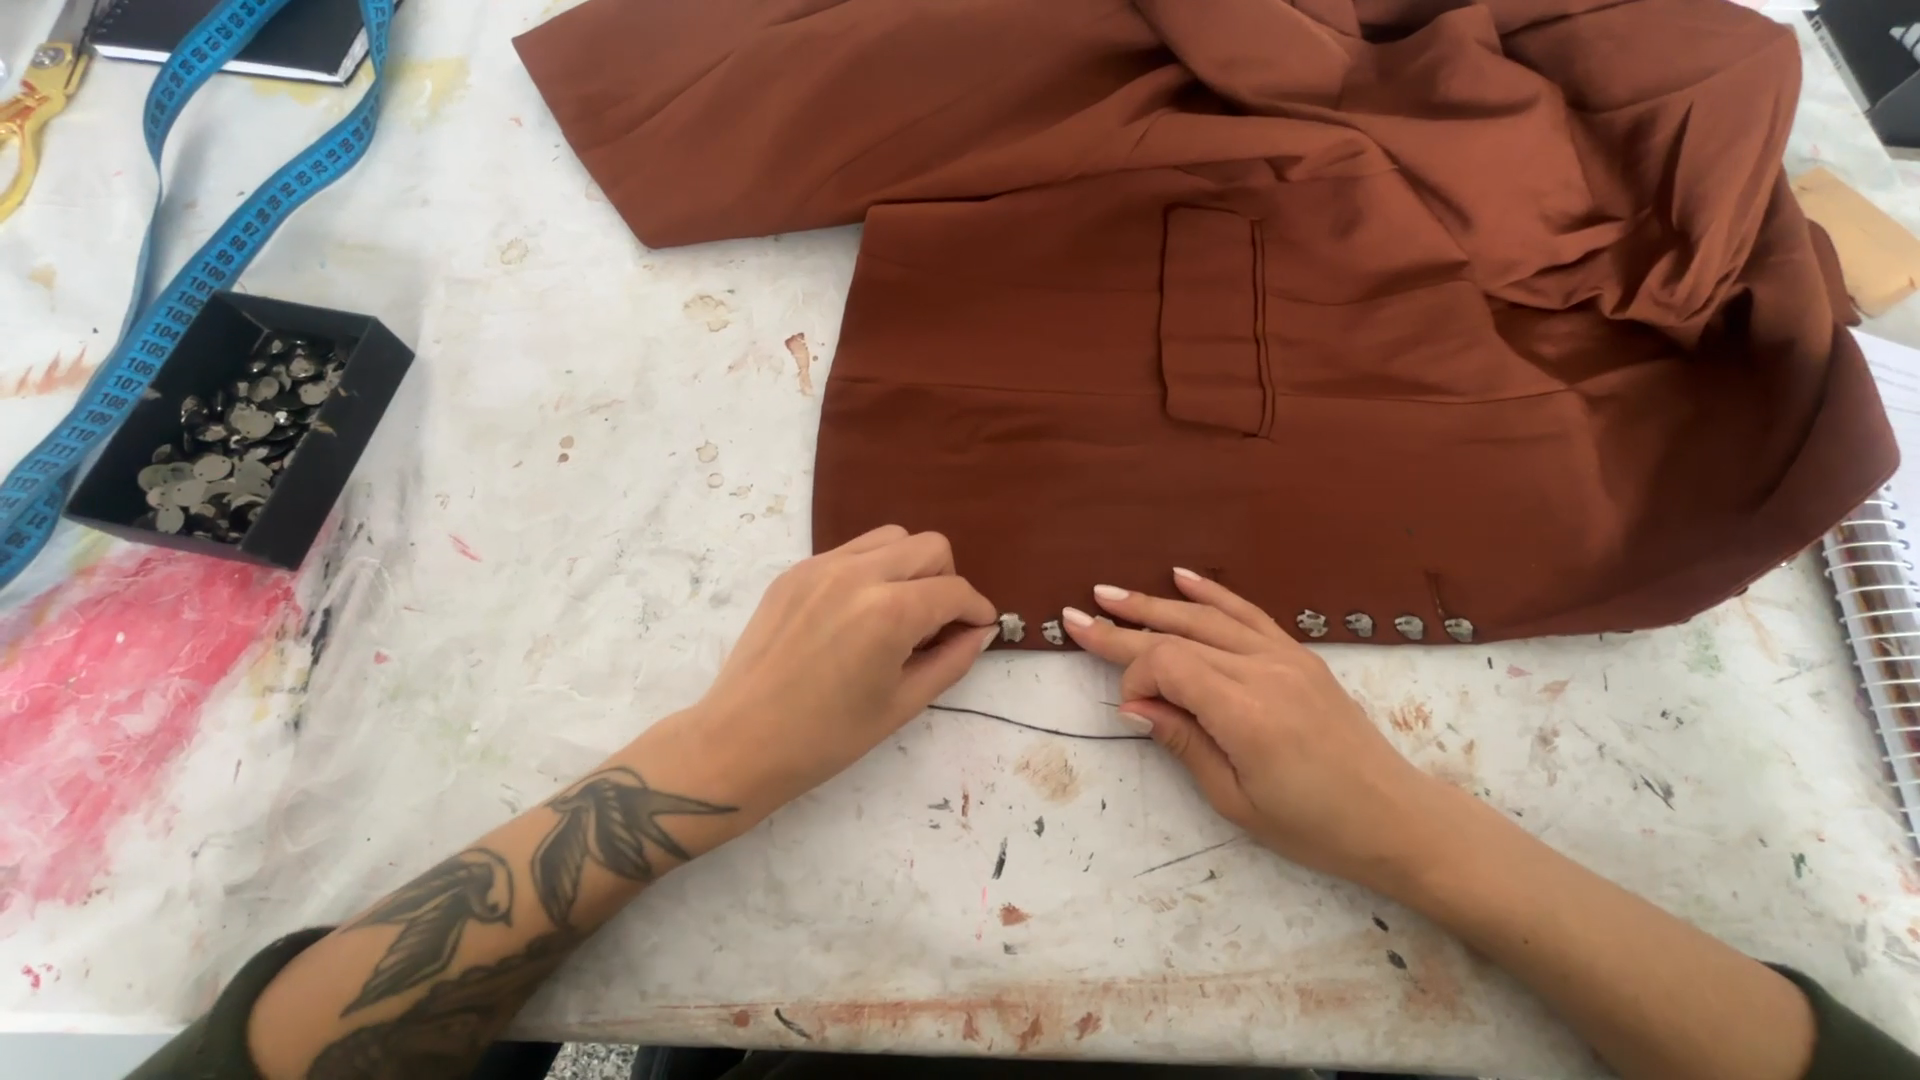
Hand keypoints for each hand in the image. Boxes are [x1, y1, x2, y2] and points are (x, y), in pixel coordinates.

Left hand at [685, 525, 998, 808]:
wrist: (740, 741)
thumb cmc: (827, 737)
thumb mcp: (903, 704)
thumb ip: (952, 660)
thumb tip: (981, 631)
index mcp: (890, 612)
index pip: (954, 590)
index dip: (977, 610)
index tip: (979, 629)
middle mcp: (858, 574)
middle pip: (929, 547)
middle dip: (947, 580)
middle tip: (938, 622)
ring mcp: (821, 566)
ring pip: (891, 538)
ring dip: (910, 566)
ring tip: (900, 611)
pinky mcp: (795, 571)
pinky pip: (851, 551)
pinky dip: (871, 569)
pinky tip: (860, 612)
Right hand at [1063, 570, 1457, 891]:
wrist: (1393, 816)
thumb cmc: (1312, 825)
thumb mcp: (1235, 800)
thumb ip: (1183, 742)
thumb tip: (1133, 705)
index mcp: (1245, 712)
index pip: (1168, 664)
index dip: (1135, 676)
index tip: (1131, 709)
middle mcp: (1263, 671)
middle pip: (1179, 634)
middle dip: (1123, 628)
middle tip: (1076, 617)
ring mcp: (1284, 656)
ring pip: (1207, 618)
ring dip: (1155, 604)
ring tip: (1110, 594)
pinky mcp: (1298, 655)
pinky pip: (1248, 613)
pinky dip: (1212, 593)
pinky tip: (1181, 577)